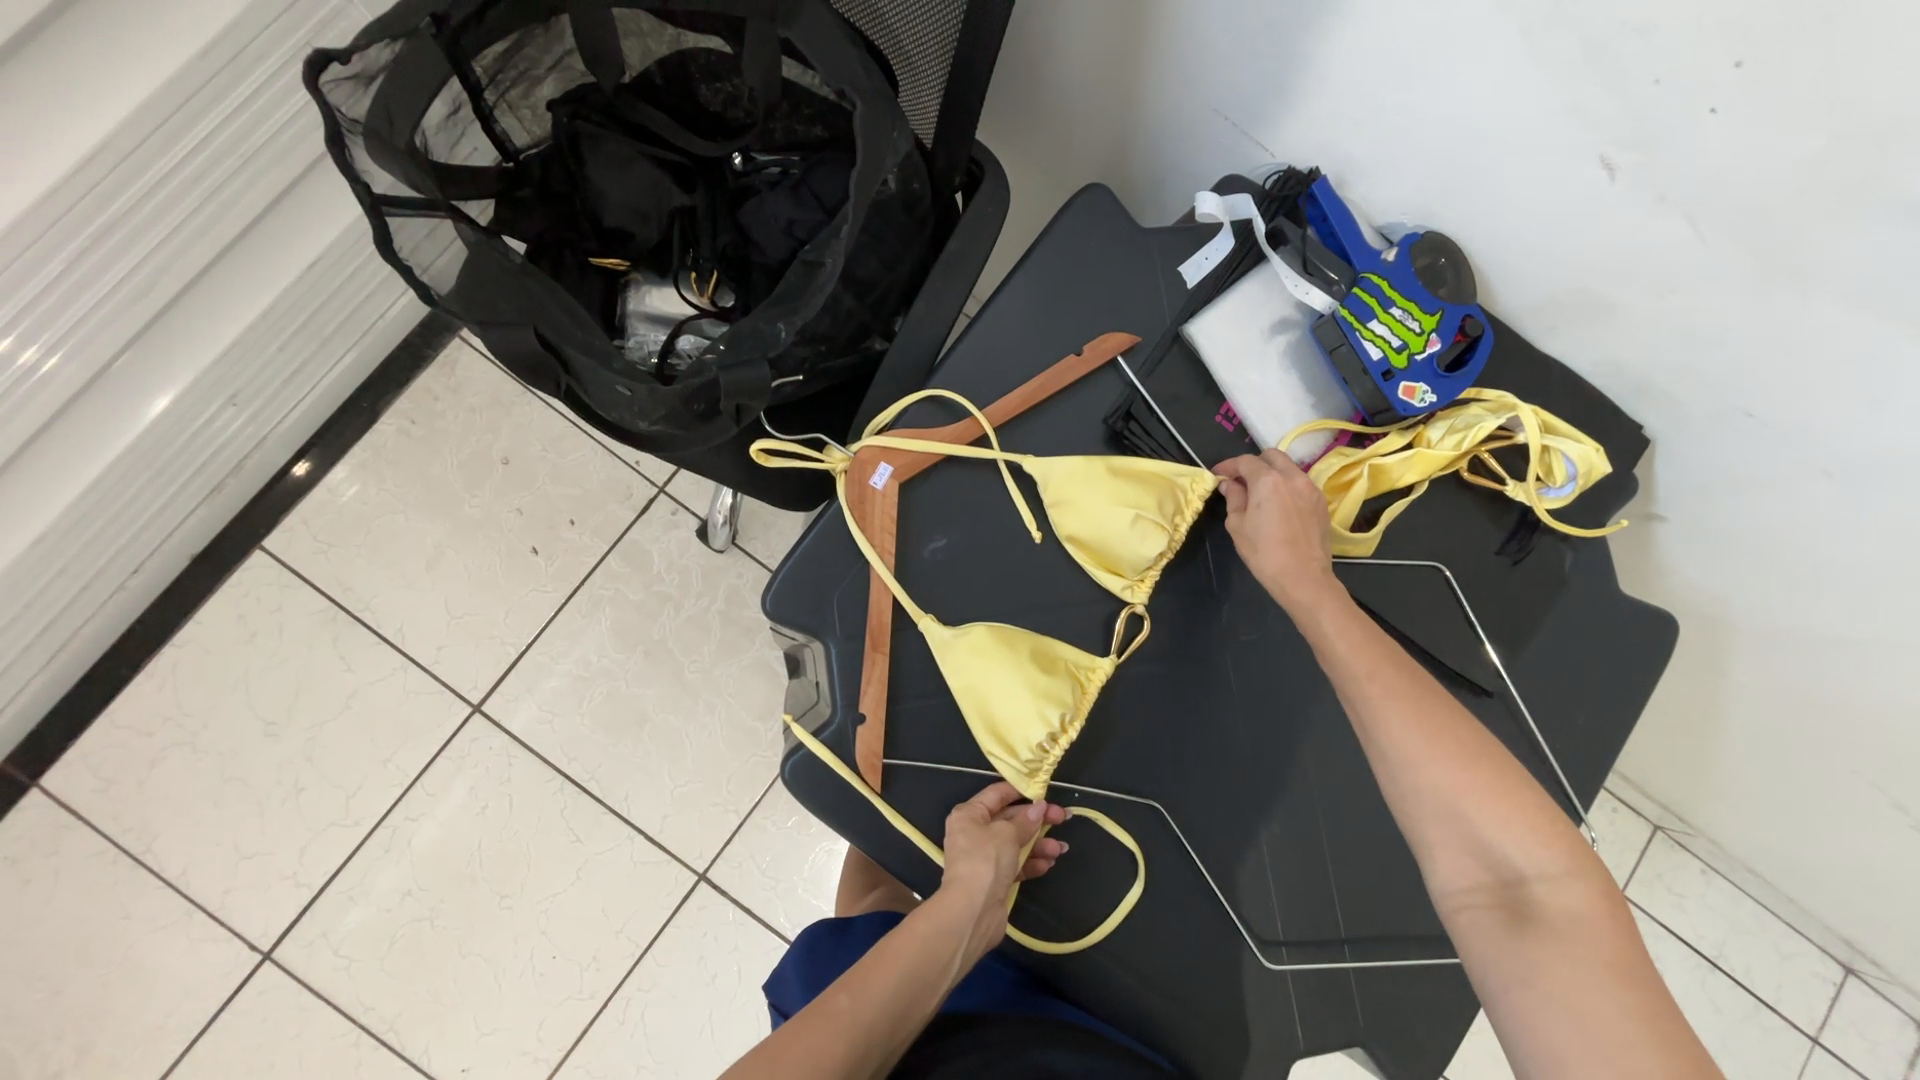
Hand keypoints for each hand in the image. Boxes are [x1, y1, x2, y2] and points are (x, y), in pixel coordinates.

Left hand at [938, 783, 1069, 954]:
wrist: (972, 912)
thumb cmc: (985, 861)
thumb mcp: (1007, 833)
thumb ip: (1026, 820)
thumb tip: (1039, 807)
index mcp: (969, 814)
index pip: (997, 794)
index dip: (1021, 791)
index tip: (1044, 792)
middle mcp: (974, 833)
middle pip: (1010, 819)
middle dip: (1037, 821)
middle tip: (1063, 818)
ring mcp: (984, 858)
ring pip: (1016, 843)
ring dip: (1039, 844)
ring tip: (1060, 849)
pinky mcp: (994, 879)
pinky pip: (1016, 864)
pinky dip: (1031, 862)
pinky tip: (1048, 863)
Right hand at [1212, 450, 1344, 617]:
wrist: (1303, 577)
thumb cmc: (1263, 552)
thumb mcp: (1237, 525)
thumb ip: (1233, 498)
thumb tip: (1230, 484)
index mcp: (1267, 480)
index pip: (1245, 461)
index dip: (1228, 465)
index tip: (1218, 475)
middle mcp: (1292, 477)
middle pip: (1271, 456)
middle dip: (1254, 463)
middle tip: (1241, 481)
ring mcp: (1311, 488)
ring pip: (1289, 468)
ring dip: (1272, 474)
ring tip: (1260, 494)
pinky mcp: (1321, 502)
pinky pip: (1301, 484)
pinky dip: (1287, 486)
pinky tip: (1279, 506)